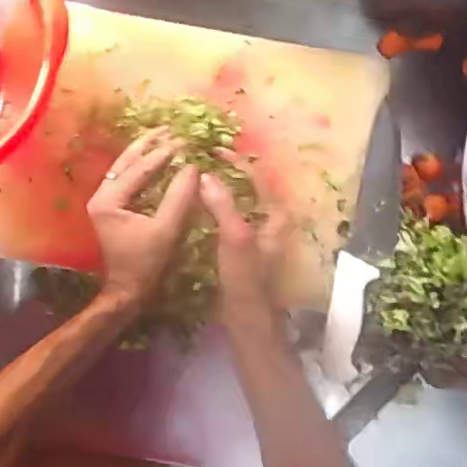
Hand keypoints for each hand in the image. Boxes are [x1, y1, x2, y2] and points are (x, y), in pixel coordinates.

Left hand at [87, 128, 198, 305]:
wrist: (129, 290)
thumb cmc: (147, 264)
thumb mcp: (166, 229)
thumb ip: (179, 196)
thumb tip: (193, 165)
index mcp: (107, 201)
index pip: (138, 169)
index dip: (163, 153)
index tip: (186, 139)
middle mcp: (100, 197)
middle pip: (125, 162)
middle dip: (149, 144)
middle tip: (171, 127)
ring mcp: (103, 202)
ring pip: (124, 168)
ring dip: (144, 152)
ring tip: (165, 135)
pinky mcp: (111, 208)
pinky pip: (126, 179)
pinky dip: (142, 167)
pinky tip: (158, 158)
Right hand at [199, 155, 290, 332]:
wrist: (245, 317)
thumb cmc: (246, 277)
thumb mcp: (235, 237)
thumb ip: (222, 204)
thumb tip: (205, 175)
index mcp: (274, 214)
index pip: (255, 177)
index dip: (234, 161)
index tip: (210, 149)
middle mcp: (267, 220)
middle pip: (245, 187)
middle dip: (223, 172)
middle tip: (198, 160)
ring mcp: (253, 233)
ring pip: (233, 202)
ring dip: (215, 189)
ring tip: (192, 177)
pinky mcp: (238, 246)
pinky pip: (223, 217)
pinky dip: (209, 207)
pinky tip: (192, 205)